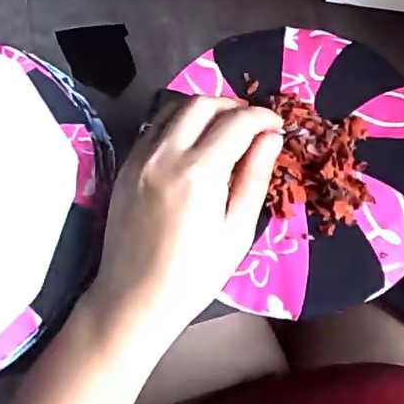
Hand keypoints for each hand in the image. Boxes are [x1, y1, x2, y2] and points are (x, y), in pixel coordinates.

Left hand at [89, 97, 282, 342]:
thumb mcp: (238, 230)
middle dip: (235, 106)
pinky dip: (180, 123)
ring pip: (175, 107)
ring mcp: (140, 158)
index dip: (264, 117)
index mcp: (199, 173)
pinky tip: (195, 145)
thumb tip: (272, 137)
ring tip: (226, 129)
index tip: (278, 126)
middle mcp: (166, 155)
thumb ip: (255, 176)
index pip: (238, 122)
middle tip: (253, 125)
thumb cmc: (194, 274)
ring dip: (206, 109)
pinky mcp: (126, 165)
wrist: (133, 300)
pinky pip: (155, 126)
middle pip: (203, 103)